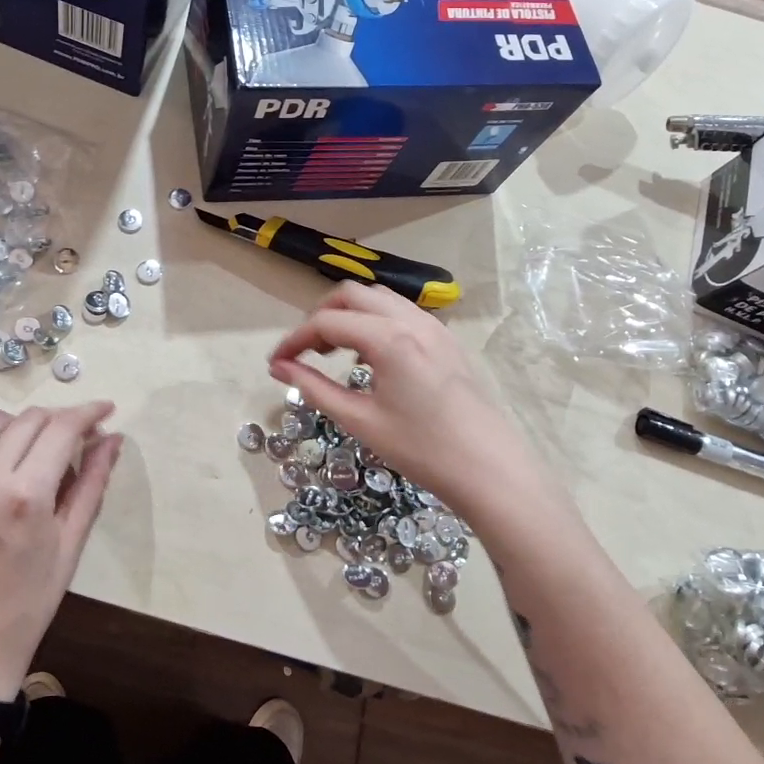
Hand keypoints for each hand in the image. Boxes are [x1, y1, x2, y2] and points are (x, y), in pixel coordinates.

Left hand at [0, 403, 122, 699]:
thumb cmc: (32, 600)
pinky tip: (19, 457)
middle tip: (85, 436)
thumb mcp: (71, 543)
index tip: (108, 410)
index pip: (61, 428)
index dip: (88, 413)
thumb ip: (92, 483)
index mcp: (26, 495)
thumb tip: (112, 440)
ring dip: (30, 423)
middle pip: (31, 419)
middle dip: (63, 418)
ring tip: (50, 445)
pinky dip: (1, 437)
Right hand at [268, 282, 527, 503]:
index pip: (325, 323)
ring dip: (349, 314)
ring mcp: (433, 327)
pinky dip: (375, 320)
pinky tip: (371, 355)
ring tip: (336, 351)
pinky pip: (402, 312)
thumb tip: (280, 368)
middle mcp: (410, 320)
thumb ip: (314, 388)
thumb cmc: (421, 449)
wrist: (488, 468)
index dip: (294, 340)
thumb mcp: (360, 421)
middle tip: (307, 352)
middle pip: (351, 295)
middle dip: (321, 316)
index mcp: (388, 338)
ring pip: (378, 298)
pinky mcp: (446, 339)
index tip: (275, 363)